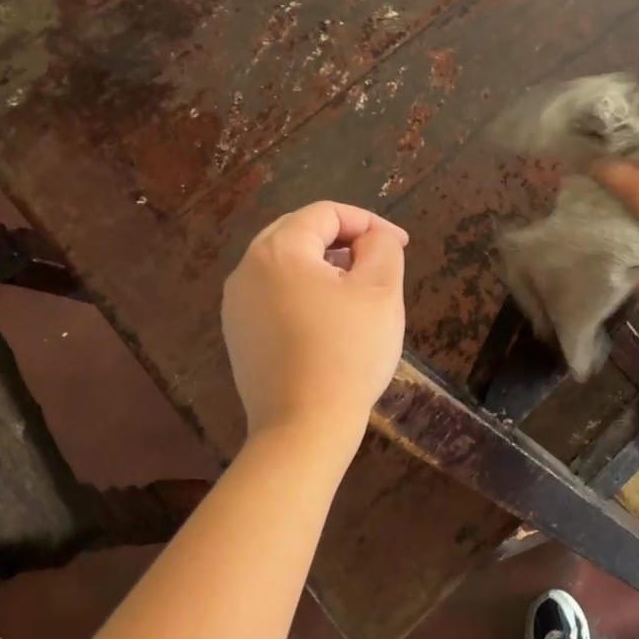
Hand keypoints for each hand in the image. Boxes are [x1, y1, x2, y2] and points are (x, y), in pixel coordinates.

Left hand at [221, 201, 407, 454]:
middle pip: (299, 233)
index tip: (402, 245)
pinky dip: (307, 293)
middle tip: (381, 260)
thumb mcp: (381, 291)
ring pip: (286, 265)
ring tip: (360, 290)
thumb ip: (382, 247)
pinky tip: (332, 321)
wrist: (305, 424)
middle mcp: (246, 270)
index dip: (369, 222)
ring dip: (325, 266)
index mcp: (278, 251)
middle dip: (345, 239)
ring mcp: (236, 305)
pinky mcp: (239, 335)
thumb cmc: (349, 351)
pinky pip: (275, 295)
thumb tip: (372, 238)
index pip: (326, 213)